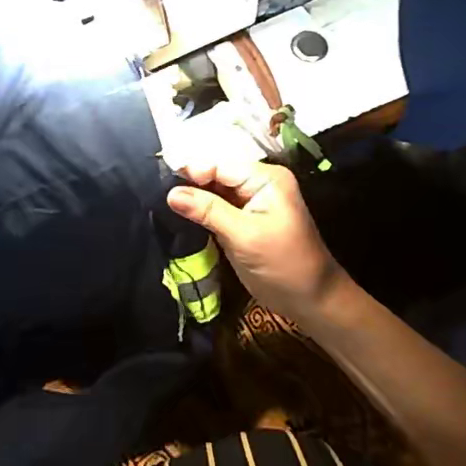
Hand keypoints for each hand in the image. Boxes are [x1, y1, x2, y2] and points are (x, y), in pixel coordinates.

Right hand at [166, 158, 354, 324]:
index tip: (159, 181)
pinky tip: (176, 214)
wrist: (310, 300)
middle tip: (155, 192)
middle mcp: (256, 183)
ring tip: (160, 202)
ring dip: (189, 198)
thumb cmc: (284, 264)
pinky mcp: (239, 220)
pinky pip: (213, 207)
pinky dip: (197, 211)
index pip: (218, 165)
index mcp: (264, 178)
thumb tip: (170, 193)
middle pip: (212, 175)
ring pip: (210, 191)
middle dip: (187, 183)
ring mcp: (247, 202)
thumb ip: (207, 211)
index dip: (189, 171)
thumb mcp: (244, 236)